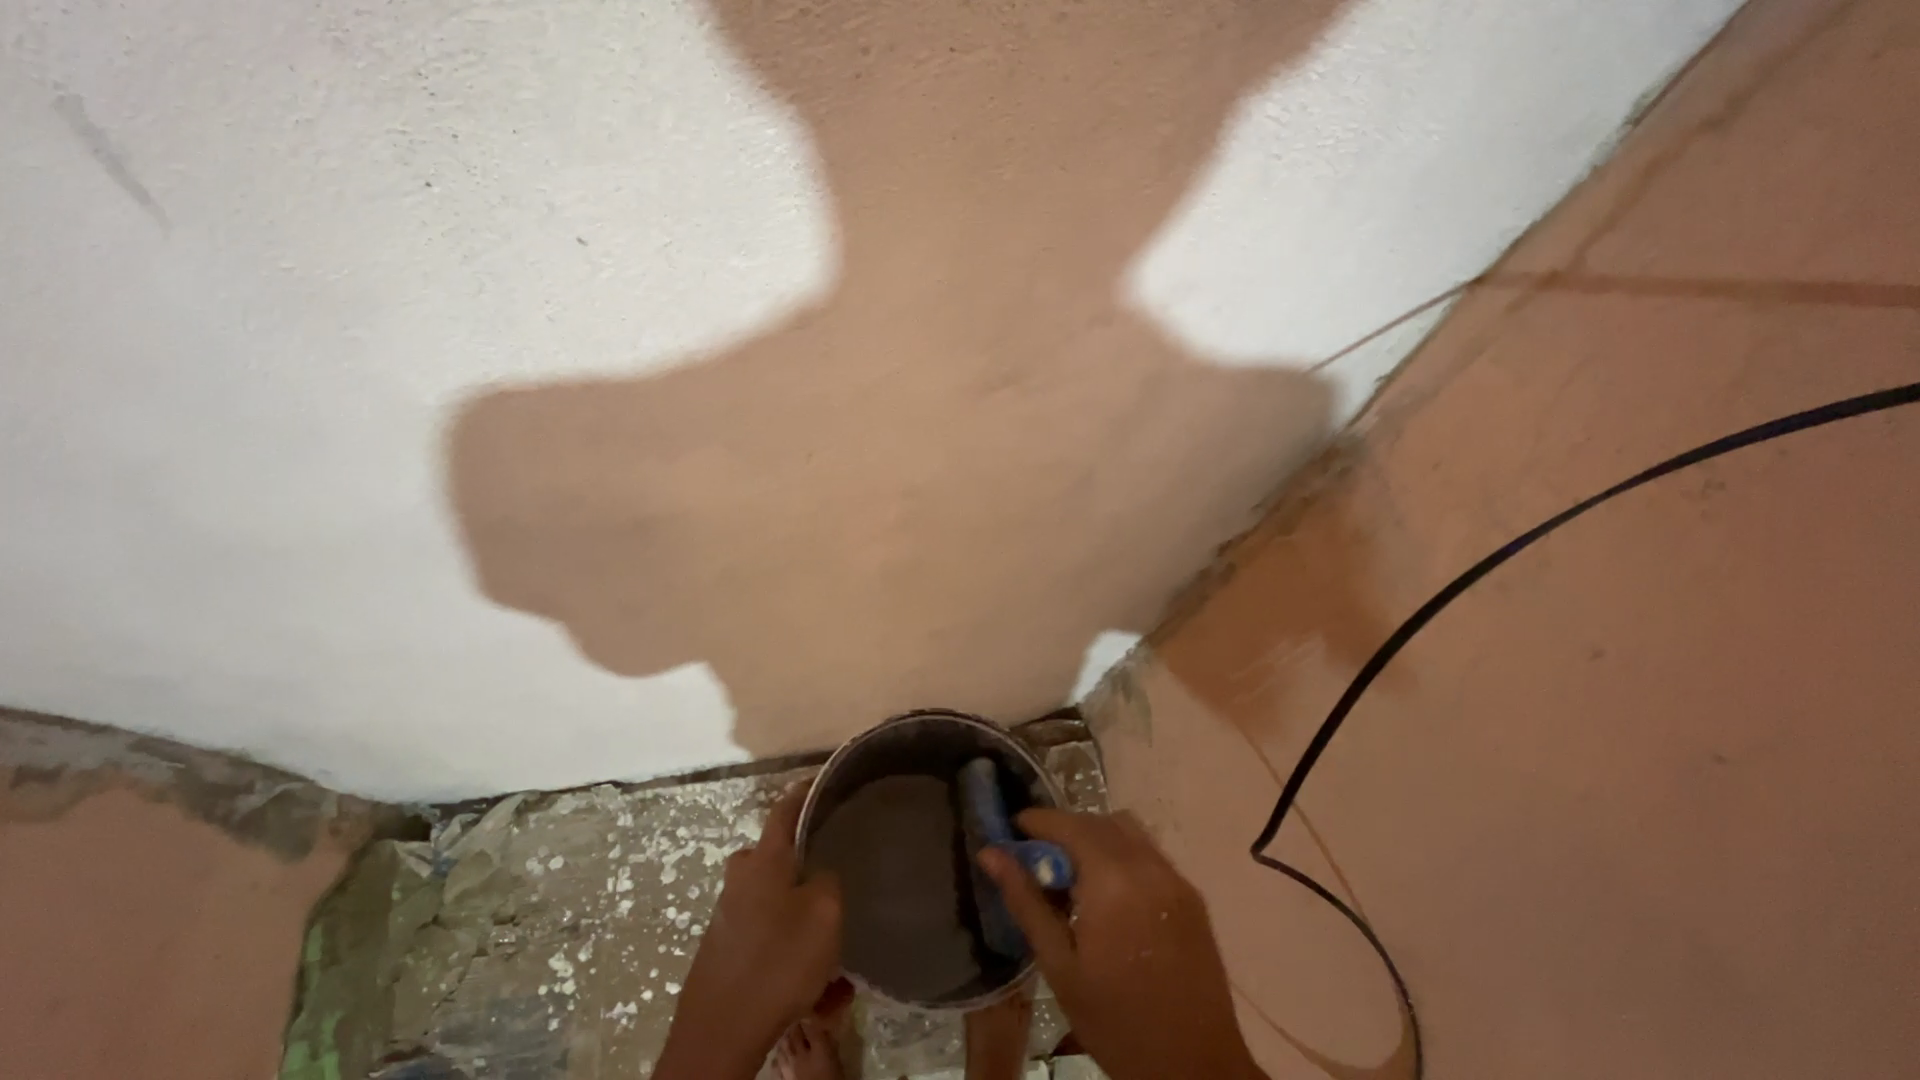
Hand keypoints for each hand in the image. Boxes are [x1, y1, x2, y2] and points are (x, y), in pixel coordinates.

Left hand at [656, 783, 842, 1079]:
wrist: (720, 1031)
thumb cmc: (777, 961)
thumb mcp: (824, 914)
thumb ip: (828, 881)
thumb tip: (820, 874)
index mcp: (763, 860)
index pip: (784, 809)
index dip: (804, 791)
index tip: (822, 780)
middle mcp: (740, 879)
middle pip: (780, 860)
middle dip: (809, 872)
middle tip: (839, 893)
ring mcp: (728, 915)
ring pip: (778, 905)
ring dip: (805, 925)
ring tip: (835, 962)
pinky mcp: (724, 948)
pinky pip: (769, 937)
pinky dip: (792, 953)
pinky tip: (815, 989)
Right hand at [979, 809, 1265, 1079]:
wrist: (1194, 1064)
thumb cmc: (1115, 1021)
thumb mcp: (1059, 965)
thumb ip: (1026, 901)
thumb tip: (990, 854)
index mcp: (1113, 881)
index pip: (1069, 825)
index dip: (1037, 821)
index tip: (1012, 830)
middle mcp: (1149, 866)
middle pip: (1100, 821)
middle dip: (1065, 829)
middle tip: (1037, 859)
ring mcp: (1176, 878)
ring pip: (1129, 831)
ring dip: (1096, 837)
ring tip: (1073, 876)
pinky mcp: (1192, 895)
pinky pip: (1150, 853)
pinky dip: (1122, 854)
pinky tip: (1108, 894)